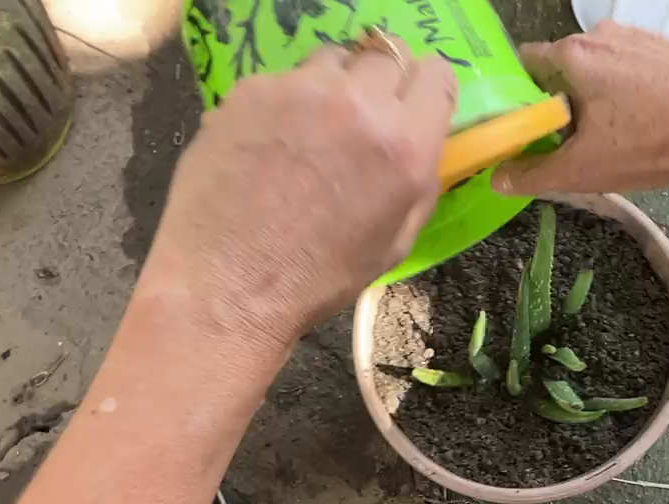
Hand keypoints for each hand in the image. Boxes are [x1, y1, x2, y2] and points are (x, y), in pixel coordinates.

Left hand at [143, 38, 456, 348]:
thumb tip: (423, 148)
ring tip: (316, 133)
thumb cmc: (320, 279)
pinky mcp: (252, 87)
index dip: (430, 90)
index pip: (437, 73)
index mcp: (403, 147)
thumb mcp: (394, 246)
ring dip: (336, 87)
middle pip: (388, 55)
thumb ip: (419, 185)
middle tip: (365, 124)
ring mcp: (300, 88)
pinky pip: (286, 80)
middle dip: (385, 84)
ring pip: (336, 60)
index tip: (416, 109)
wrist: (231, 284)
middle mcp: (359, 104)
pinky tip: (273, 145)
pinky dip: (288, 103)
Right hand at [492, 22, 668, 196]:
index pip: (524, 64)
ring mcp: (637, 38)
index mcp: (573, 55)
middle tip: (562, 146)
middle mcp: (602, 35)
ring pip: (596, 71)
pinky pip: (627, 72)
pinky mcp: (664, 50)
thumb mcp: (580, 170)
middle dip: (556, 105)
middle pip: (561, 69)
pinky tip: (636, 128)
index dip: (517, 99)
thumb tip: (499, 178)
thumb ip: (533, 175)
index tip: (520, 130)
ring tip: (603, 141)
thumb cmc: (647, 146)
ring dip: (590, 103)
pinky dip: (622, 97)